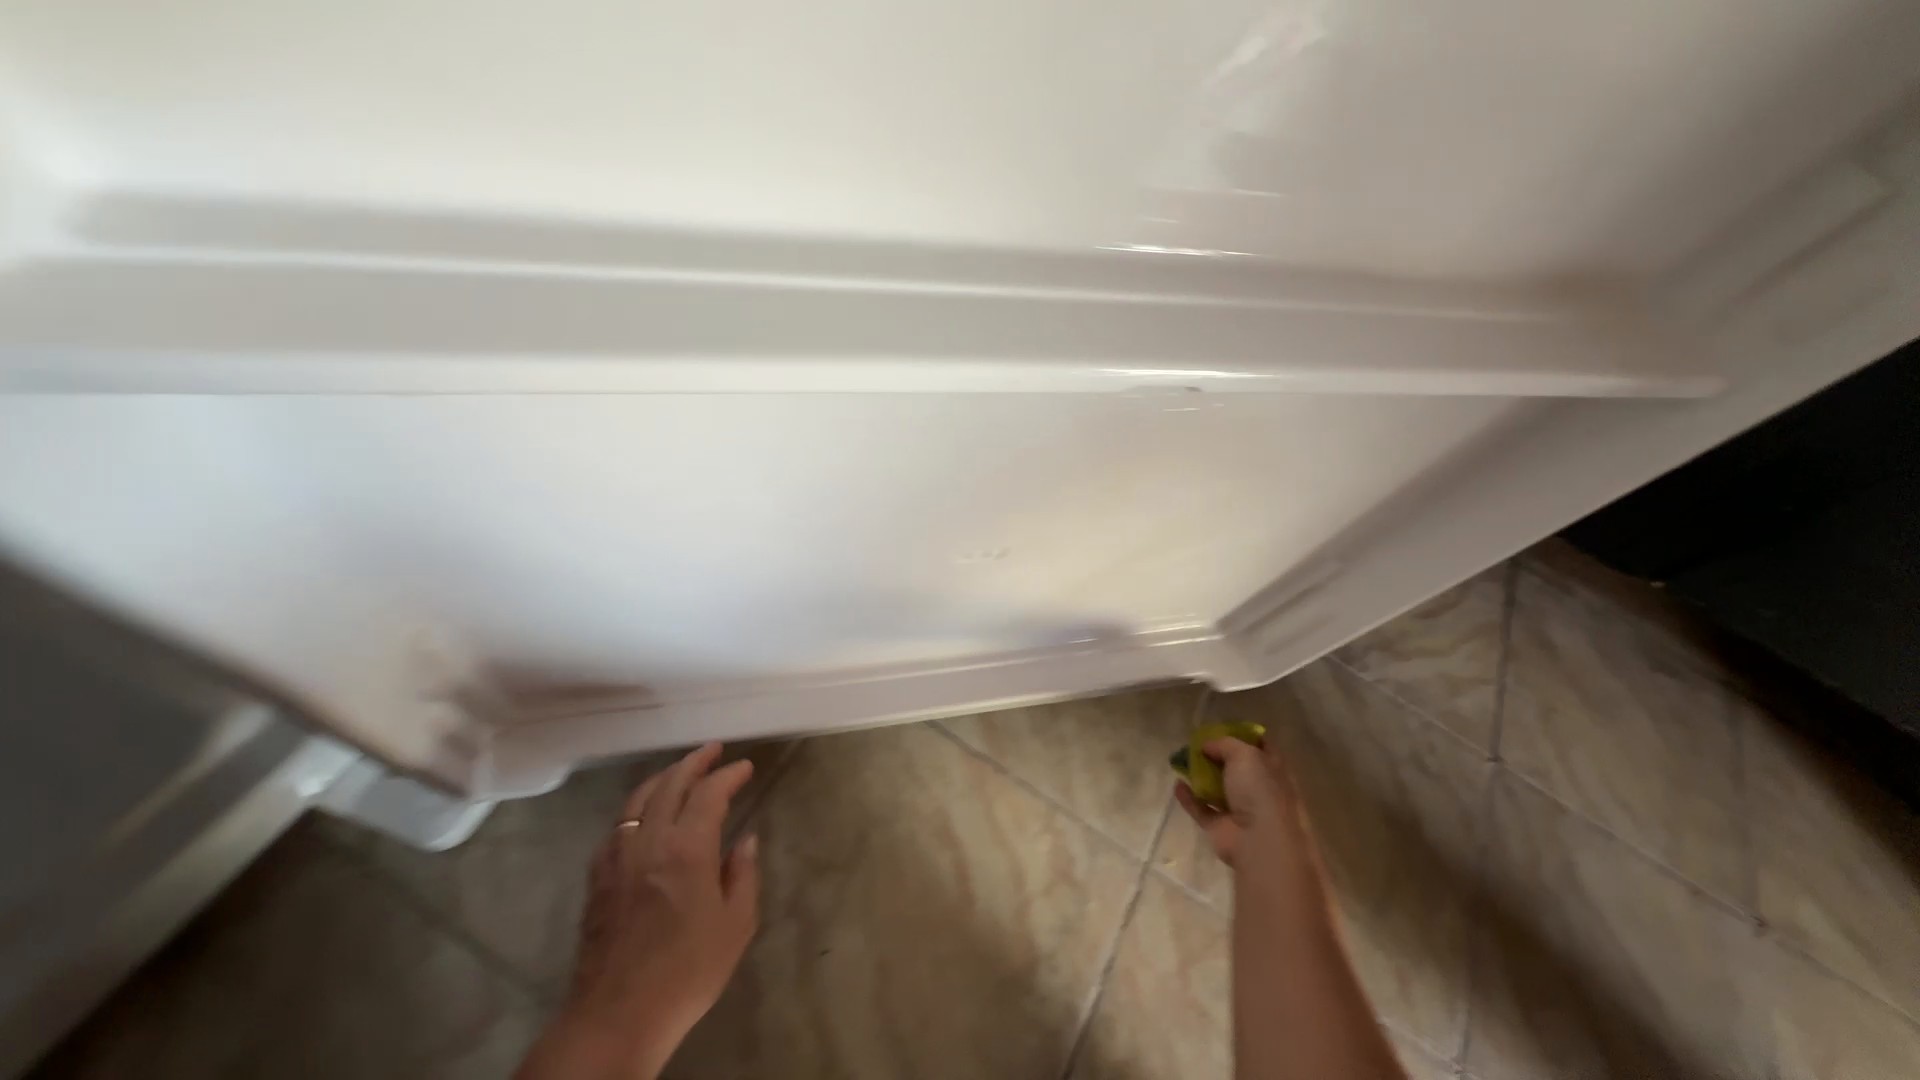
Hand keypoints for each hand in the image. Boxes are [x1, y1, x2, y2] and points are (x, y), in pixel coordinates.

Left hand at [519, 743, 760, 1079]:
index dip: (729, 775)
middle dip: (694, 762)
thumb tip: (747, 840)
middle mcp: (650, 838)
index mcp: (688, 847)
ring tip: (680, 771)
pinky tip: (646, 814)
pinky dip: (638, 805)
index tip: (745, 767)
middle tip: (712, 750)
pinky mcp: (598, 875)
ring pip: (640, 798)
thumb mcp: (736, 924)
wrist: (619, 1012)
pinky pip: (619, 823)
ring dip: (664, 777)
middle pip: (671, 784)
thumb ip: (743, 874)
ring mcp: (618, 854)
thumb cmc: (688, 970)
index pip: (710, 793)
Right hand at [1174, 735, 1306, 869]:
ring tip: (1181, 761)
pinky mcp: (1221, 827)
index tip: (1221, 729)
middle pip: (1236, 767)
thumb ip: (1224, 744)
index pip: (1261, 747)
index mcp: (1273, 769)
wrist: (1260, 840)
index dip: (1243, 736)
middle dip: (1216, 756)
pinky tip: (1177, 785)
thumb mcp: (1244, 754)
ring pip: (1218, 789)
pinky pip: (1202, 809)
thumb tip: (1207, 745)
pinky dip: (1189, 798)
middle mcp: (1259, 788)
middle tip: (1196, 745)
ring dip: (1201, 776)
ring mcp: (1240, 810)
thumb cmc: (1260, 790)